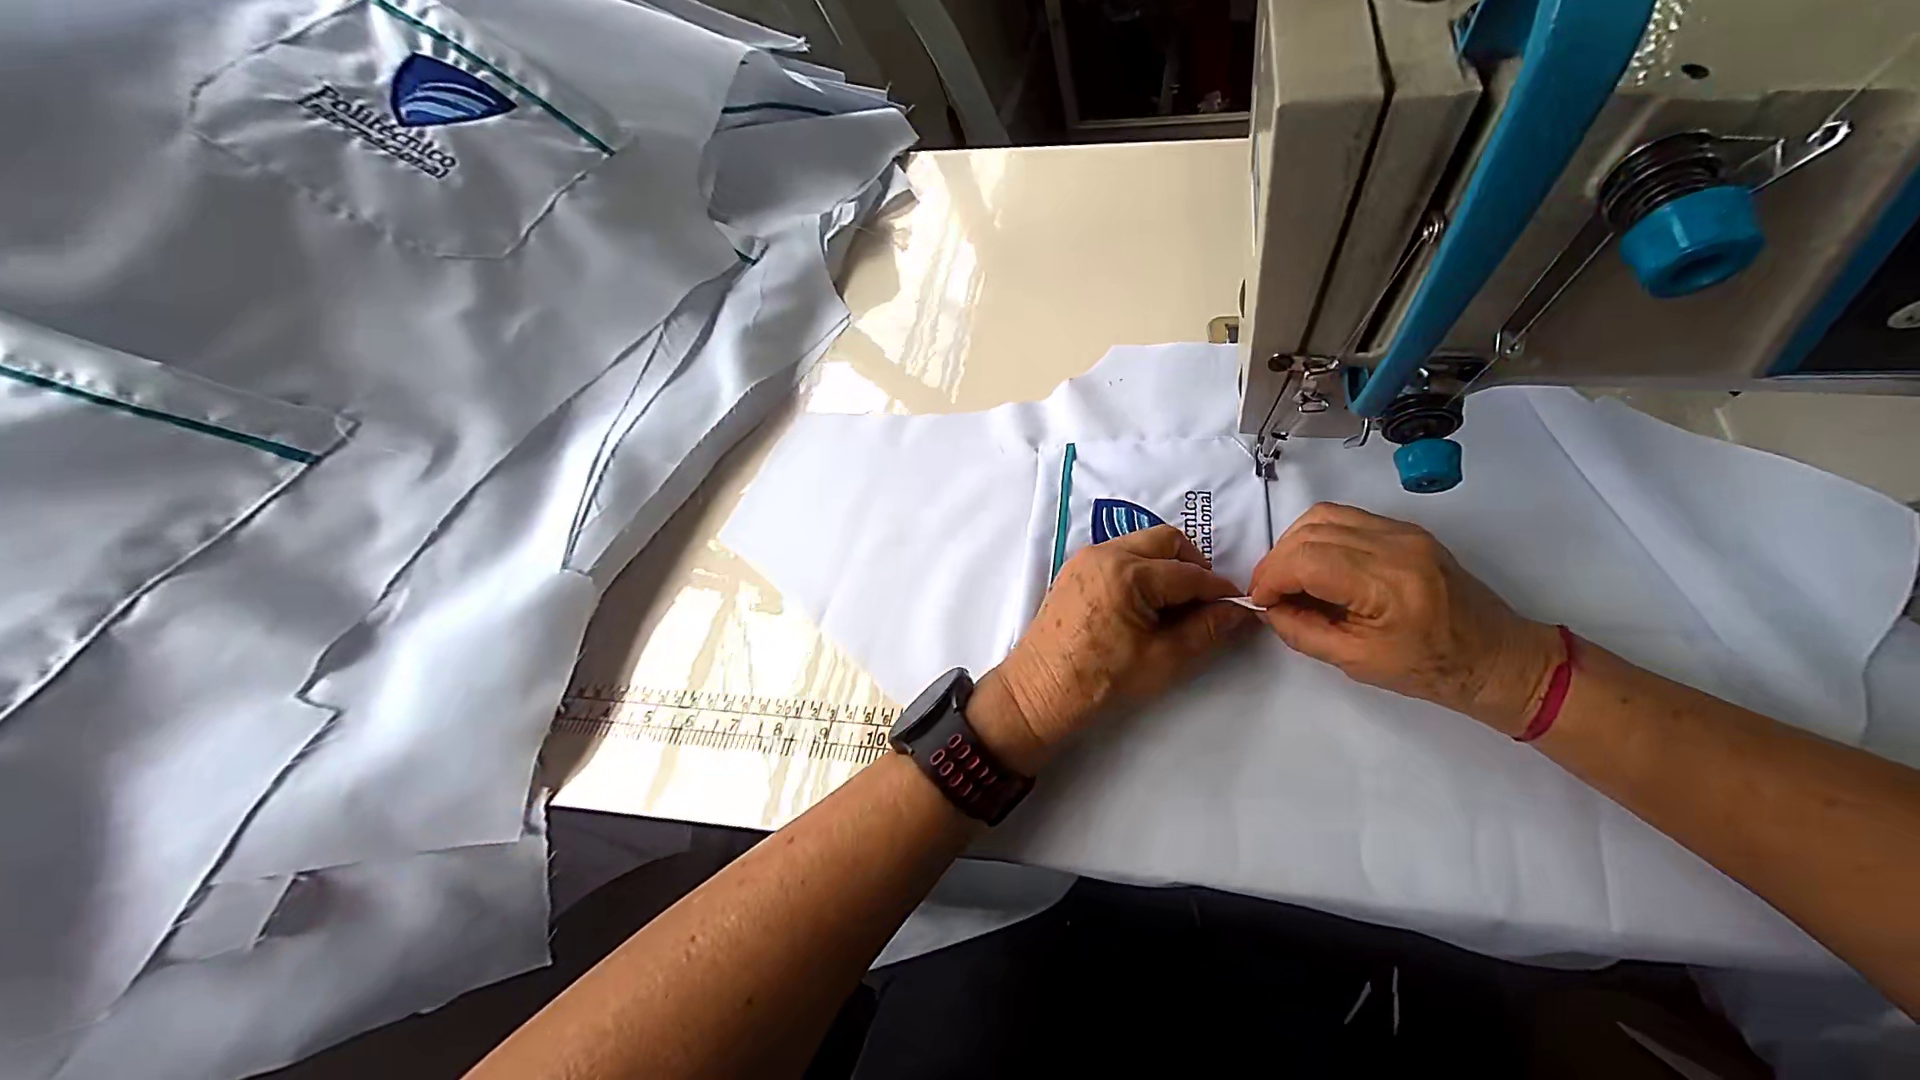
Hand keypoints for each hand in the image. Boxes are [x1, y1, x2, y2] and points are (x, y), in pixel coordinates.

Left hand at [976, 525, 1255, 773]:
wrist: (1040, 691)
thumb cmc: (1101, 680)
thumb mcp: (1164, 659)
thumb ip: (1207, 629)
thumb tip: (1239, 611)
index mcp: (1127, 573)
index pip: (1189, 573)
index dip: (1218, 590)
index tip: (1236, 605)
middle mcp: (1104, 554)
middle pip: (1165, 541)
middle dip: (1192, 566)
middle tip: (1204, 601)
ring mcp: (1085, 559)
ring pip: (1141, 545)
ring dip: (1165, 565)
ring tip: (1175, 605)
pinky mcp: (1074, 570)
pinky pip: (1118, 555)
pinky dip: (1139, 569)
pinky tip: (1145, 603)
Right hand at [1247, 503, 1561, 733]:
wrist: (1496, 657)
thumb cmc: (1430, 668)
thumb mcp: (1354, 661)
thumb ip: (1301, 630)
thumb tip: (1268, 607)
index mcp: (1388, 585)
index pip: (1306, 559)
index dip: (1270, 577)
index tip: (1261, 600)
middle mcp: (1396, 546)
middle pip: (1309, 532)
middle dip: (1276, 561)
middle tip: (1270, 592)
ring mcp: (1403, 532)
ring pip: (1322, 516)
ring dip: (1293, 544)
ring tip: (1289, 576)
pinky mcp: (1404, 530)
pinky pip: (1344, 517)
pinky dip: (1316, 537)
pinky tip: (1315, 565)